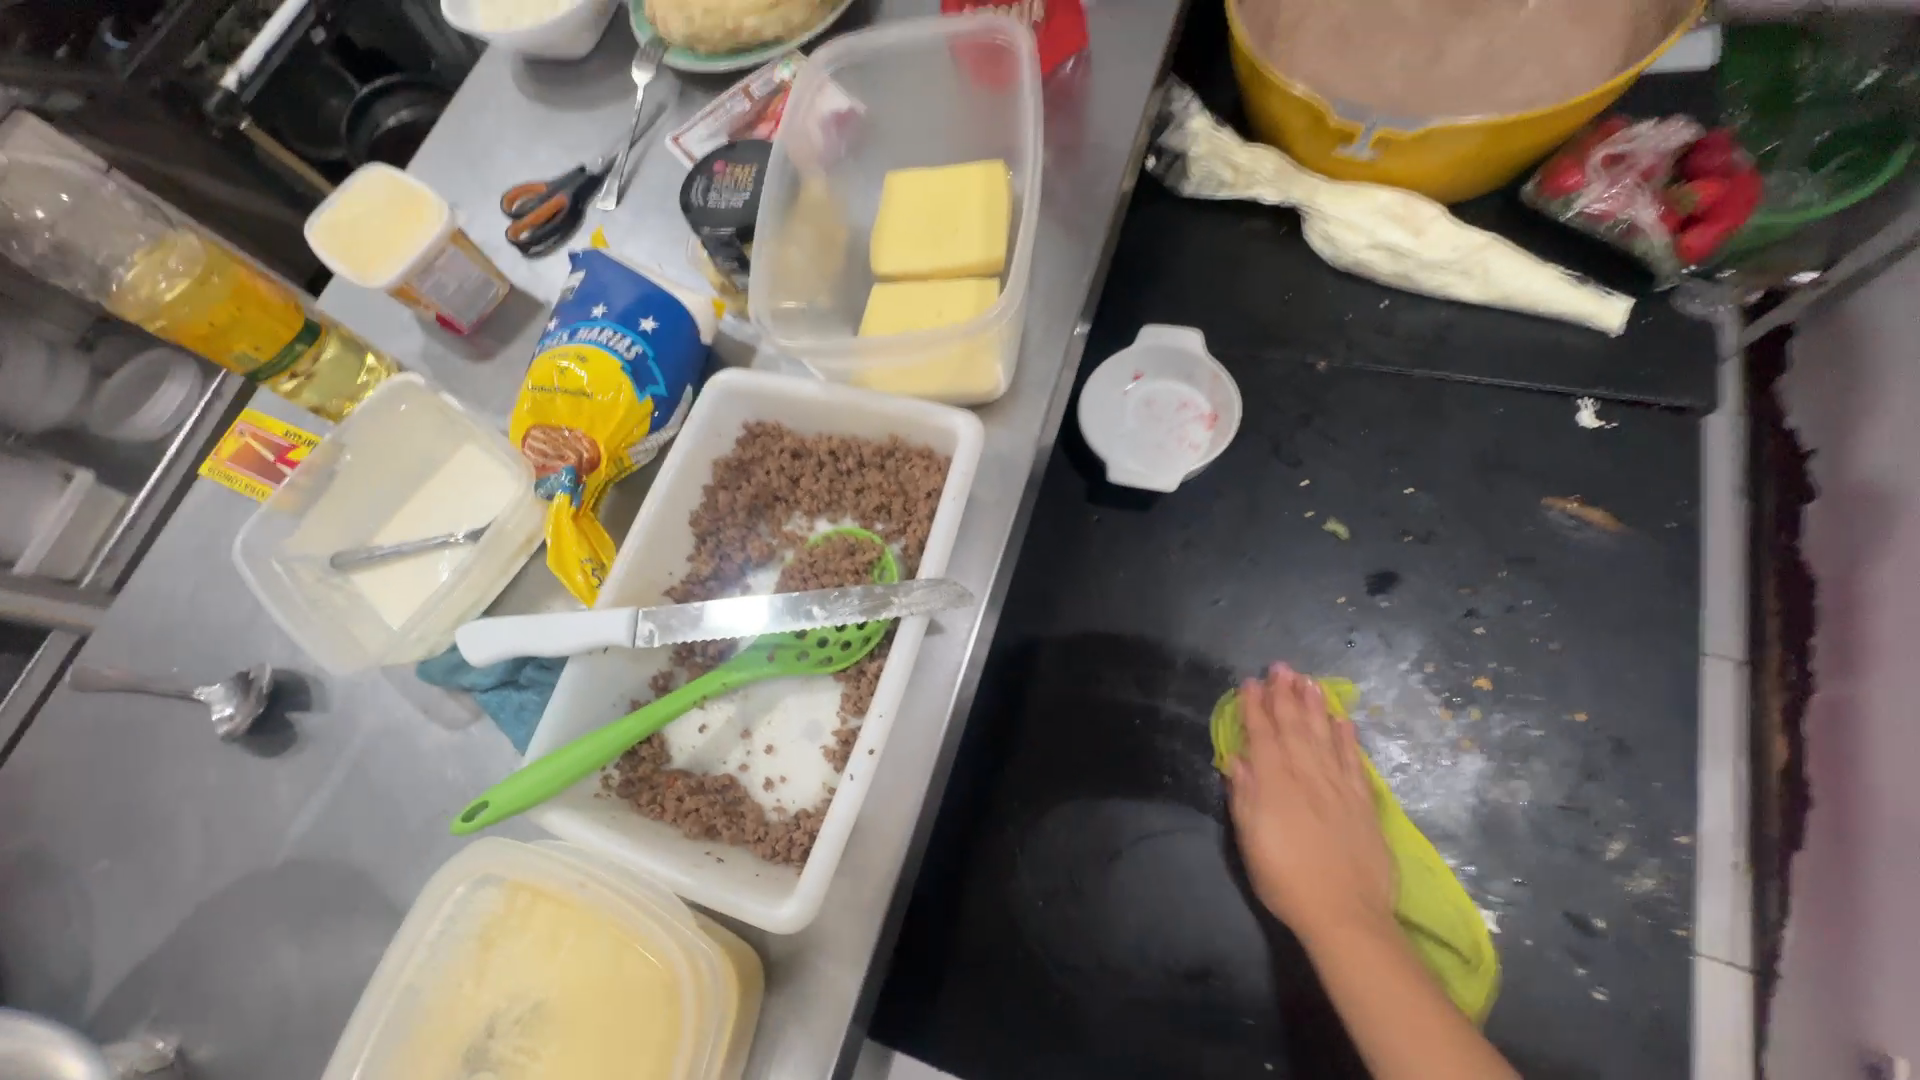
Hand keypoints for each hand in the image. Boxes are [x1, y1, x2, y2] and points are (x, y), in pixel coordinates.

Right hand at [1227, 663, 1395, 944]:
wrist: (1344, 913)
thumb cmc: (1284, 879)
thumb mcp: (1249, 839)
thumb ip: (1244, 795)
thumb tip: (1237, 759)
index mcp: (1274, 782)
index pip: (1262, 734)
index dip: (1254, 707)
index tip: (1250, 682)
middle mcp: (1306, 774)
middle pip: (1293, 726)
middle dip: (1284, 694)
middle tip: (1280, 666)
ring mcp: (1338, 785)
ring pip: (1323, 734)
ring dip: (1314, 705)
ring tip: (1308, 680)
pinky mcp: (1363, 801)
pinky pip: (1353, 760)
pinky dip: (1347, 737)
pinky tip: (1342, 719)